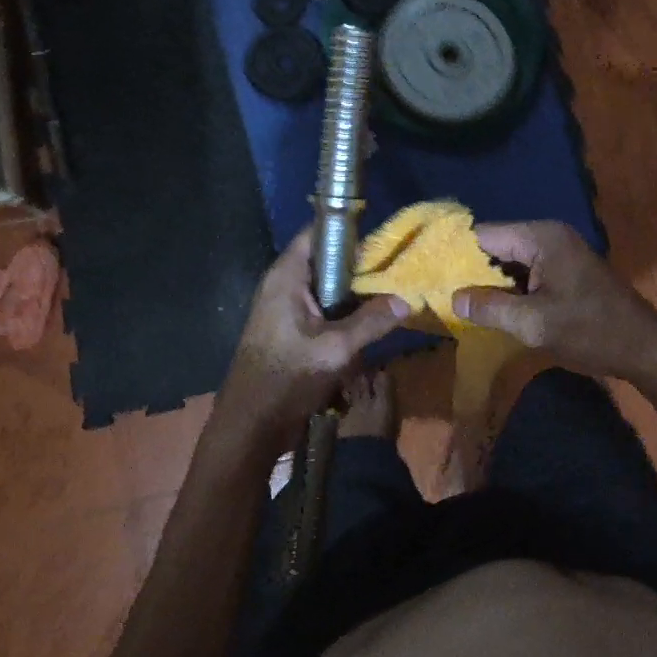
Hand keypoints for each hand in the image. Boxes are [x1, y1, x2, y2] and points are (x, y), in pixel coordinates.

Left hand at [220, 229, 408, 443]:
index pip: (319, 231)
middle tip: (399, 269)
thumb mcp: (336, 349)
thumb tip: (407, 300)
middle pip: (330, 260)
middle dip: (363, 265)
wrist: (249, 427)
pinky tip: (374, 322)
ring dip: (358, 294)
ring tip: (393, 294)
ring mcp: (288, 308)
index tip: (386, 237)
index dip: (351, 229)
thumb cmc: (286, 378)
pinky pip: (326, 310)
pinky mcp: (293, 330)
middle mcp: (286, 284)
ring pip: (331, 287)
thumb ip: (372, 321)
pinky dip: (348, 314)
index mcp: (287, 276)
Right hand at [453, 221, 656, 382]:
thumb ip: (491, 308)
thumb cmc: (591, 330)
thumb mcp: (535, 323)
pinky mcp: (563, 272)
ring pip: (509, 263)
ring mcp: (558, 254)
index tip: (428, 276)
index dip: (455, 255)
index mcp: (540, 237)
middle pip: (495, 247)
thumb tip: (452, 298)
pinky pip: (525, 274)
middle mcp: (548, 236)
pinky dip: (508, 291)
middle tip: (436, 295)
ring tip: (455, 305)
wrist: (643, 347)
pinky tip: (488, 312)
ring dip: (488, 284)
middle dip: (469, 271)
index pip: (483, 235)